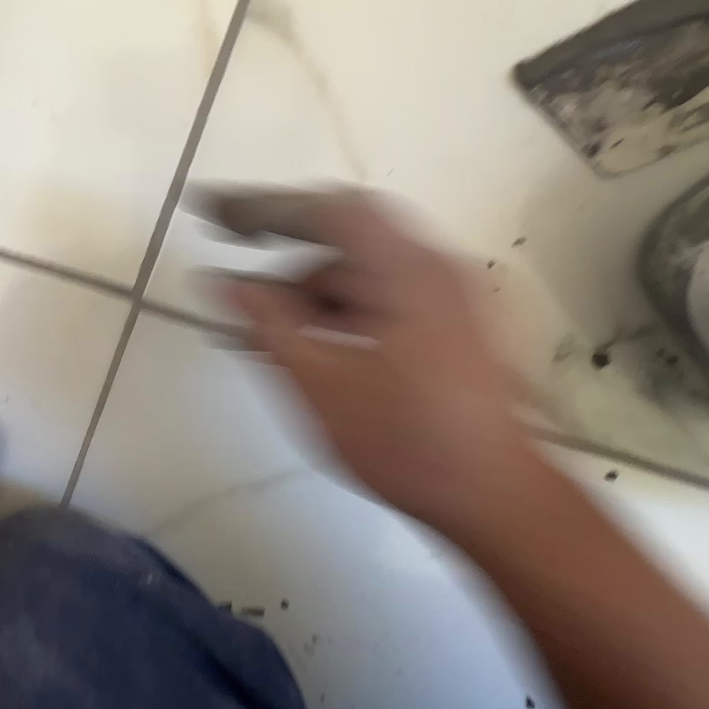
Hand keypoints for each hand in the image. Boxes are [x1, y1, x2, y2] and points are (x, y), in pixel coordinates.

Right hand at [202, 187, 544, 533]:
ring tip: (257, 335)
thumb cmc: (406, 444)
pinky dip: (335, 312)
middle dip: (281, 254)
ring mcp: (452, 298)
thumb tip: (221, 281)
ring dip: (305, 293)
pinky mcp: (455, 325)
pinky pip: (380, 298)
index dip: (263, 206)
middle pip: (345, 238)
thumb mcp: (319, 384)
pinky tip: (300, 345)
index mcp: (410, 274)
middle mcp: (439, 271)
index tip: (209, 213)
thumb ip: (267, 322)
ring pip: (360, 273)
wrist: (499, 502)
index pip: (330, 211)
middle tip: (231, 268)